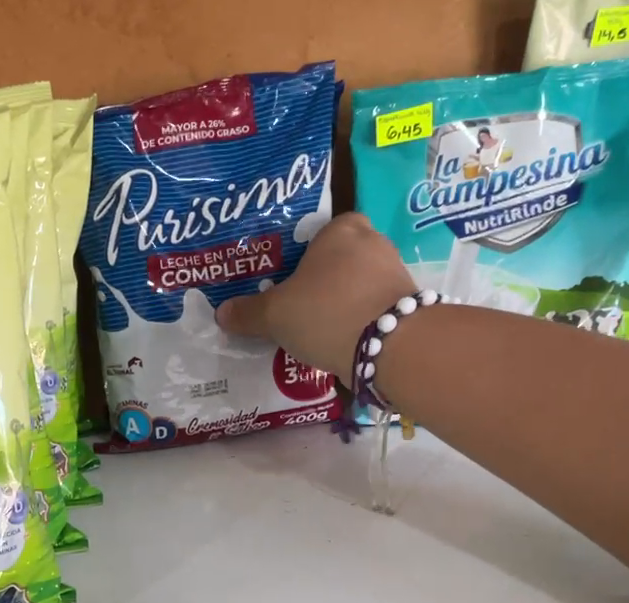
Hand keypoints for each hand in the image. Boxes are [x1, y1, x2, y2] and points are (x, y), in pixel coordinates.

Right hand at [216, 213, 416, 383]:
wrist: (390, 346)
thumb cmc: (325, 312)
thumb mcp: (274, 315)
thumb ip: (247, 313)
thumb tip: (222, 313)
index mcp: (339, 230)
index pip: (318, 231)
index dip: (301, 254)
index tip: (287, 279)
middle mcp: (371, 242)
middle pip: (337, 258)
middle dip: (320, 279)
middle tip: (296, 305)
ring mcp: (393, 272)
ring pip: (356, 283)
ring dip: (339, 301)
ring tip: (315, 328)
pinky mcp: (406, 303)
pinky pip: (371, 306)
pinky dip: (356, 319)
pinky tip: (339, 340)